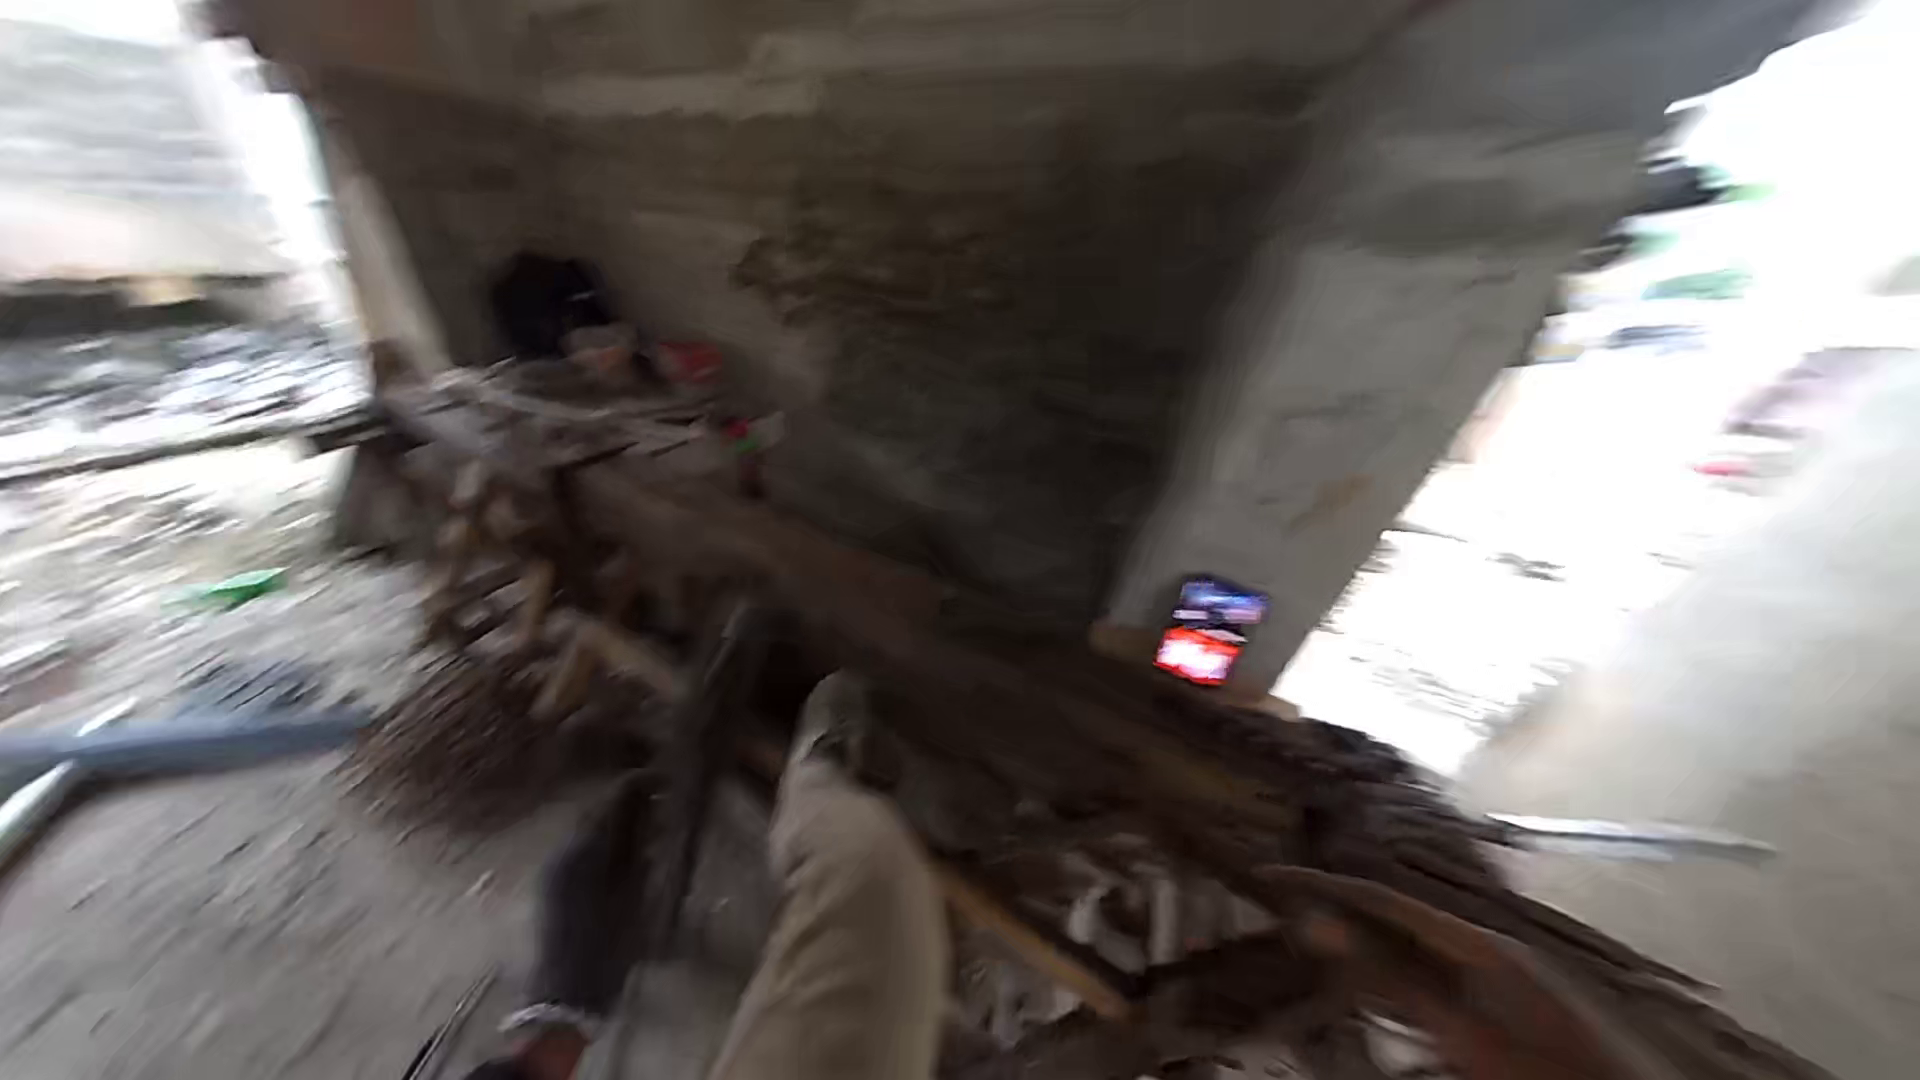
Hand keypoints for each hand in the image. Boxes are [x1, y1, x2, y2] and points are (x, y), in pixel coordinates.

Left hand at [529, 773, 655, 1020]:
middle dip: (628, 801)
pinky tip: (626, 851)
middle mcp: (562, 852)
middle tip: (661, 796)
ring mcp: (552, 872)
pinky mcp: (551, 890)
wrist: (565, 999)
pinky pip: (582, 849)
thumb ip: (642, 843)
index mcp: (583, 848)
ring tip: (649, 821)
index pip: (613, 798)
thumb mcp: (635, 890)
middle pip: (598, 811)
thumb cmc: (607, 943)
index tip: (665, 773)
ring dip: (617, 822)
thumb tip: (655, 806)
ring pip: (590, 830)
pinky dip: (605, 842)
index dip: (640, 782)